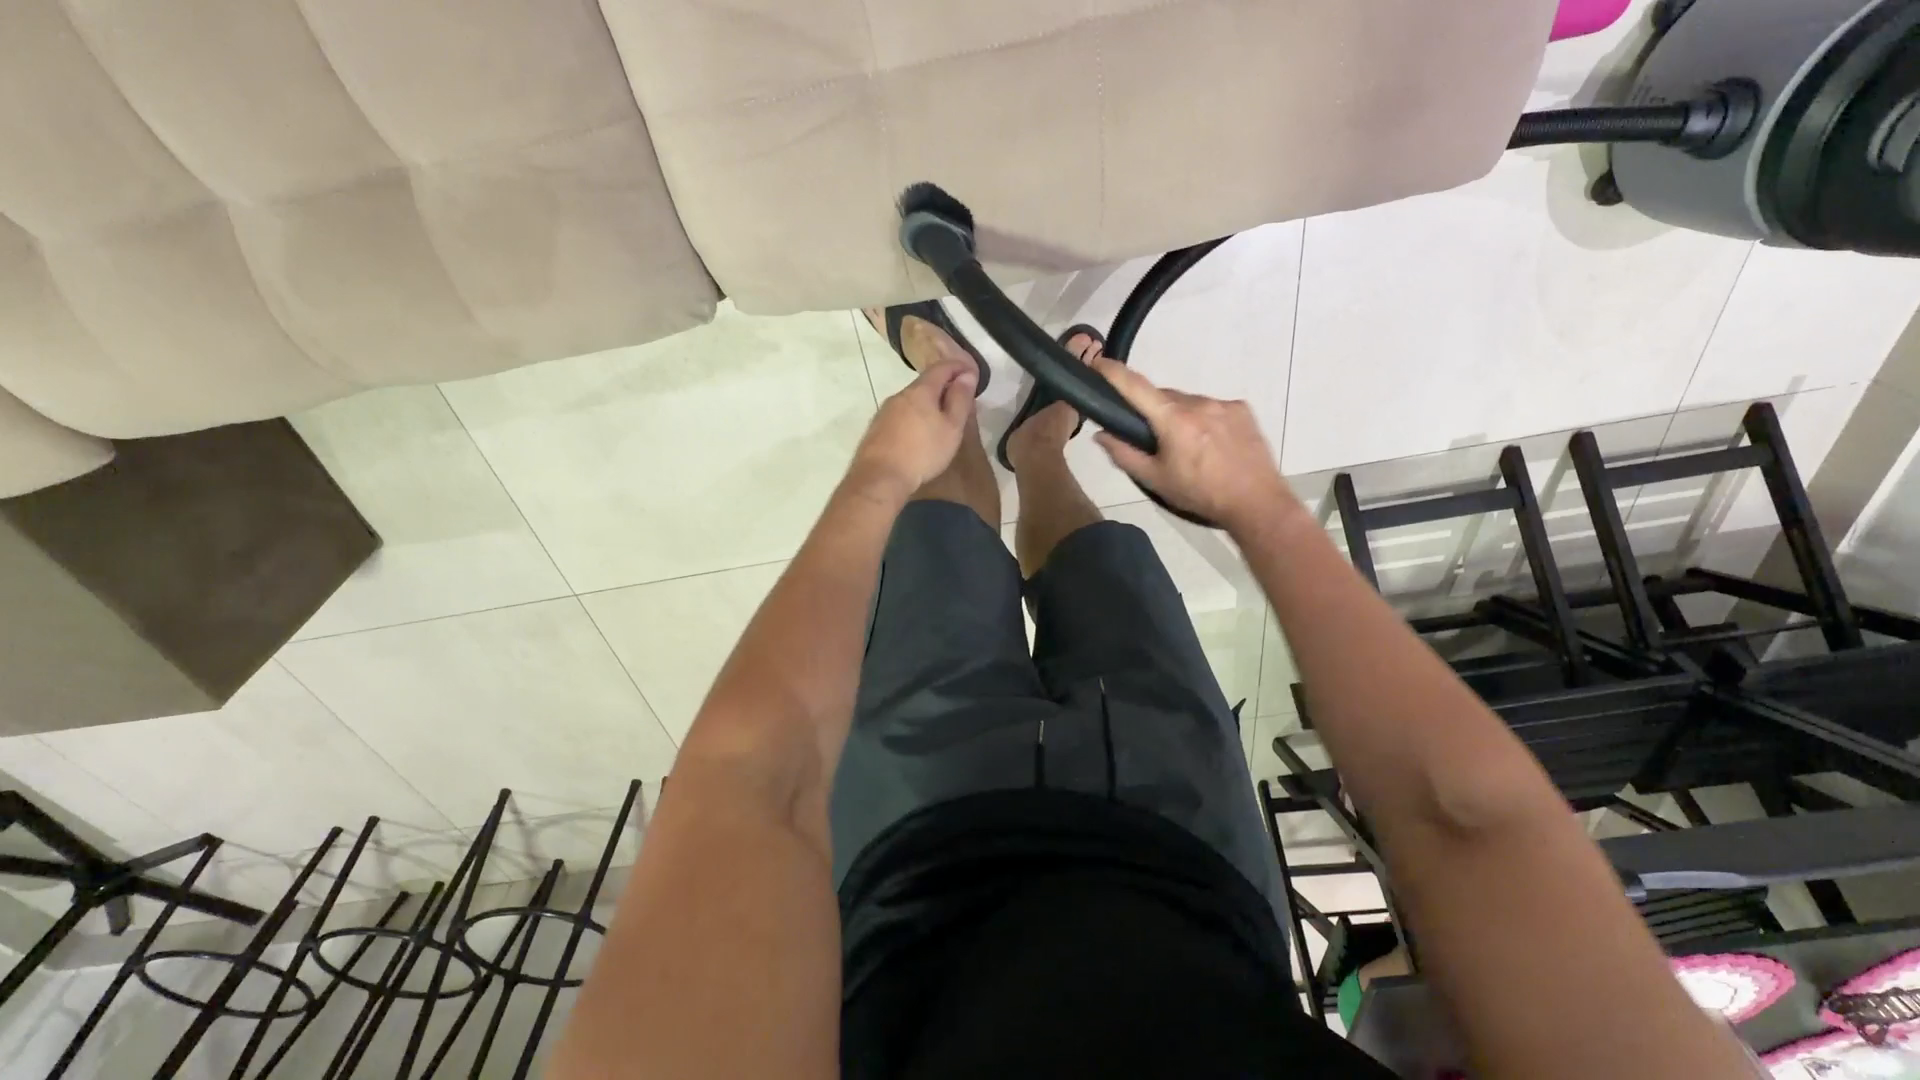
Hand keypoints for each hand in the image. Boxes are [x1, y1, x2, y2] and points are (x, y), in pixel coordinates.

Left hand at [848, 358, 977, 499]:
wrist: (880, 477)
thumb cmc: (923, 452)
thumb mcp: (951, 427)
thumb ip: (960, 399)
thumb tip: (967, 375)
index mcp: (920, 391)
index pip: (941, 368)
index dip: (958, 367)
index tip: (971, 373)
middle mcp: (899, 396)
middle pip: (924, 384)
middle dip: (943, 387)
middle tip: (959, 400)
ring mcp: (884, 412)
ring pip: (910, 401)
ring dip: (927, 404)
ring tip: (940, 420)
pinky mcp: (875, 429)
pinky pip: (900, 416)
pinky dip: (913, 418)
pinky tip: (917, 434)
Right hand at [1090, 357, 1300, 533]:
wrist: (1257, 502)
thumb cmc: (1201, 494)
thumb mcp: (1156, 480)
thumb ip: (1124, 455)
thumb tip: (1101, 434)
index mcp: (1173, 420)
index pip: (1136, 387)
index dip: (1114, 372)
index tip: (1098, 363)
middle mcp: (1198, 403)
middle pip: (1164, 397)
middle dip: (1153, 411)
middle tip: (1154, 440)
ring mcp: (1223, 404)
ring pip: (1189, 402)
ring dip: (1180, 417)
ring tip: (1188, 448)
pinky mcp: (1243, 409)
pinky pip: (1213, 407)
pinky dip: (1205, 420)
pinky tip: (1212, 444)